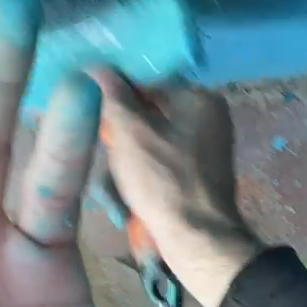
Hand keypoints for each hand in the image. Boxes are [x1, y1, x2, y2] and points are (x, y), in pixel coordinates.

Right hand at [90, 71, 261, 306]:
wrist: (198, 240)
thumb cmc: (163, 181)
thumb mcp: (130, 132)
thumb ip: (114, 96)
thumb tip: (99, 66)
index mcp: (201, 98)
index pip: (148, 82)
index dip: (116, 98)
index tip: (95, 117)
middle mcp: (211, 118)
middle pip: (150, 115)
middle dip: (123, 138)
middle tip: (109, 159)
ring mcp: (208, 148)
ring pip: (152, 143)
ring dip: (129, 163)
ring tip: (119, 186)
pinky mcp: (201, 175)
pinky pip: (163, 164)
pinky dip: (144, 177)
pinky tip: (131, 197)